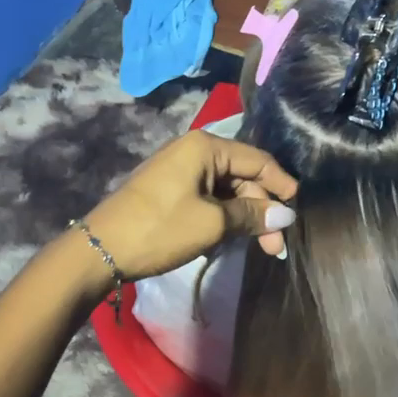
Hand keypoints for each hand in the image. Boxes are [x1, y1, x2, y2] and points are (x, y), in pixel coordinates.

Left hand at [80, 131, 298, 280]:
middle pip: (242, 174)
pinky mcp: (170, 188)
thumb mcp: (211, 224)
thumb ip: (251, 215)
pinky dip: (224, 214)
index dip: (280, 184)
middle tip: (275, 245)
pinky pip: (208, 194)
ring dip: (244, 214)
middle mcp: (195, 149)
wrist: (99, 250)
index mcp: (206, 146)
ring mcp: (180, 168)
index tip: (298, 210)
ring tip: (259, 245)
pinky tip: (232, 236)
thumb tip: (285, 214)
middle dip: (261, 207)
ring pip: (226, 187)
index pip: (257, 159)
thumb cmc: (160, 229)